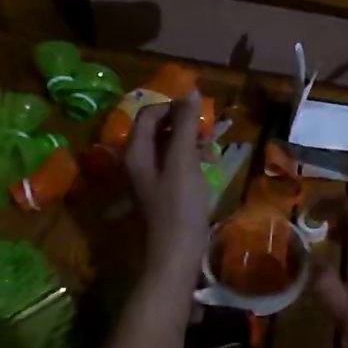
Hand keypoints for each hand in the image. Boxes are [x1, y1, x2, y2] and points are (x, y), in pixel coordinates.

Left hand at [125, 92, 208, 282]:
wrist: (176, 255)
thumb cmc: (180, 206)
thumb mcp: (183, 161)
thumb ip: (185, 125)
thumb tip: (191, 92)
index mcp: (136, 151)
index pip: (150, 112)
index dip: (174, 107)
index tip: (200, 114)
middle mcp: (136, 161)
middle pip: (158, 127)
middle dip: (184, 124)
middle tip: (208, 133)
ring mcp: (148, 177)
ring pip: (168, 145)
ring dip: (189, 141)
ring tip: (211, 149)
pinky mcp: (161, 191)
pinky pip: (173, 163)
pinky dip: (189, 159)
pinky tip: (207, 165)